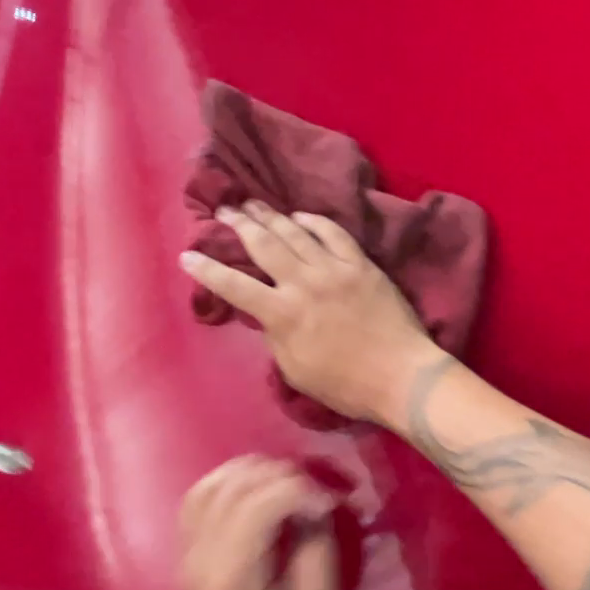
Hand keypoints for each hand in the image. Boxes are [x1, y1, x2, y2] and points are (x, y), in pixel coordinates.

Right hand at [179, 200, 439, 422]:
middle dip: (239, 224)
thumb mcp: (295, 369)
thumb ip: (275, 336)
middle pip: (264, 244)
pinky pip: (334, 233)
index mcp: (283, 314)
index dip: (207, 269)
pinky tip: (301, 216)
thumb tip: (266, 313)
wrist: (401, 375)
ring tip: (253, 204)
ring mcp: (335, 269)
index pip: (234, 286)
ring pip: (296, 232)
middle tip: (225, 210)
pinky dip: (314, 221)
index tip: (188, 254)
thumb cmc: (345, 384)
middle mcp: (304, 283)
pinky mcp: (362, 264)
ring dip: (271, 216)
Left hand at [180, 456, 340, 589]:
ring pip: (213, 483)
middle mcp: (200, 559)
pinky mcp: (187, 551)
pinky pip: (199, 496)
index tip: (330, 504)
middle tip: (316, 496)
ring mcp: (187, 553)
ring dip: (257, 473)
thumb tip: (316, 505)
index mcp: (231, 580)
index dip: (299, 489)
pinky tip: (257, 487)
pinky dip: (230, 479)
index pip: (257, 504)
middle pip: (236, 487)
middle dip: (283, 477)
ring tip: (291, 487)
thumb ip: (317, 555)